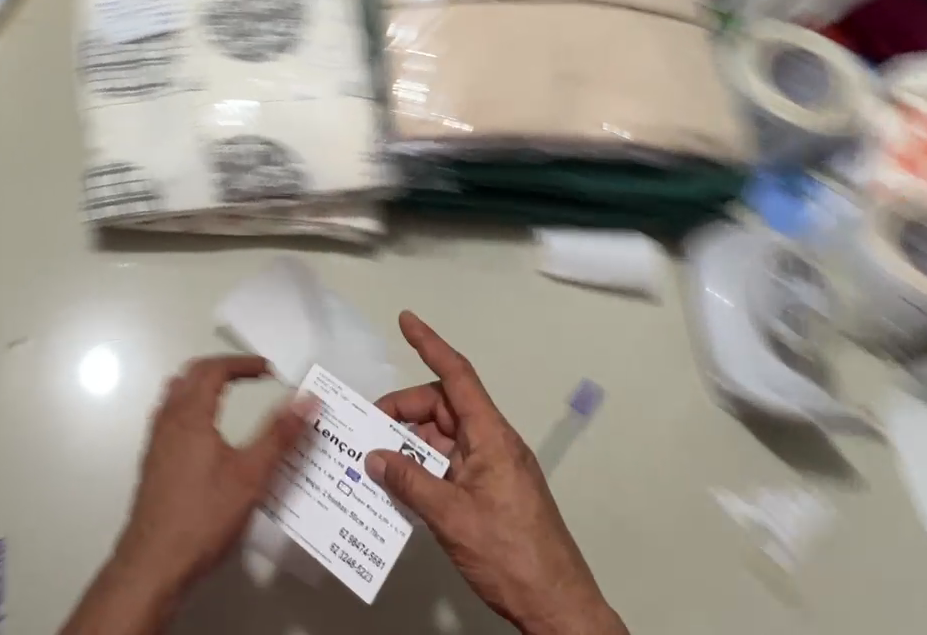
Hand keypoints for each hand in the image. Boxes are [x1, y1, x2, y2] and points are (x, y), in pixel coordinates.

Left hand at [118, 354, 312, 590]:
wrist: (154, 562)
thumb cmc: (202, 517)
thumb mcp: (251, 476)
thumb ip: (279, 435)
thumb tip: (306, 400)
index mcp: (190, 414)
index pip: (214, 370)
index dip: (242, 363)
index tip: (267, 369)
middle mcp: (168, 420)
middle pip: (191, 375)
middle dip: (223, 368)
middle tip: (251, 375)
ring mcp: (156, 441)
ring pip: (176, 394)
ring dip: (202, 384)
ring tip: (227, 394)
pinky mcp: (153, 462)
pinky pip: (170, 416)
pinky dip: (191, 407)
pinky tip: (204, 433)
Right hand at [368, 313, 625, 634]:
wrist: (558, 609)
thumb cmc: (510, 555)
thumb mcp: (450, 516)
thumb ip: (408, 482)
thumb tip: (373, 457)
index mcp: (490, 437)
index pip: (457, 376)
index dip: (430, 344)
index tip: (406, 320)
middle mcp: (492, 444)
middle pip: (441, 408)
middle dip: (403, 413)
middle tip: (368, 431)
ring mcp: (491, 469)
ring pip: (441, 438)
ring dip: (409, 445)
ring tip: (375, 462)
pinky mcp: (489, 493)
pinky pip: (447, 465)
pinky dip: (421, 468)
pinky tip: (398, 487)